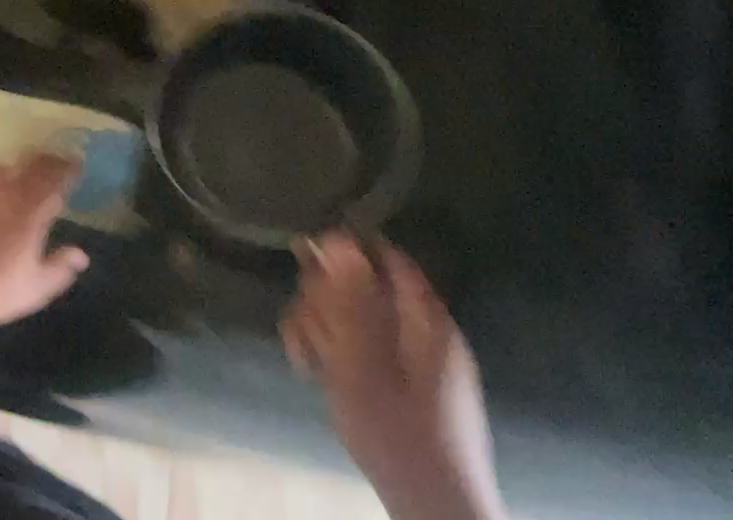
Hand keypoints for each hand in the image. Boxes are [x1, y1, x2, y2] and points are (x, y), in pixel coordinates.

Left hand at [0, 153, 89, 332]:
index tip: (77, 162)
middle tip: (53, 162)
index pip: (55, 177)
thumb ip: (60, 267)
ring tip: (20, 177)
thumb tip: (80, 254)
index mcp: (30, 209)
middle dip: (45, 161)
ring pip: (0, 168)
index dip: (69, 167)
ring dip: (15, 169)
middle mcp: (2, 189)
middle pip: (29, 164)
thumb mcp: (34, 288)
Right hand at [281, 233, 502, 519]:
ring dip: (317, 326)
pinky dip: (327, 350)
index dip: (347, 247)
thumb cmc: (397, 429)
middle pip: (362, 286)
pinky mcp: (390, 382)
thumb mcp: (363, 361)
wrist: (428, 504)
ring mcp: (405, 359)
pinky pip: (355, 347)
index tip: (305, 249)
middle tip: (307, 326)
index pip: (388, 259)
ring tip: (303, 354)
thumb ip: (350, 300)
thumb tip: (336, 239)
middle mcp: (419, 332)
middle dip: (323, 298)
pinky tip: (307, 366)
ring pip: (350, 316)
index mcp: (425, 321)